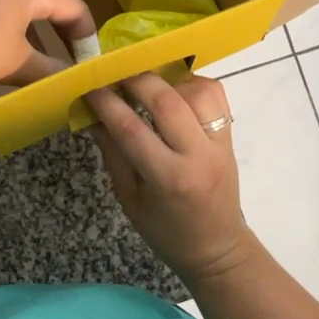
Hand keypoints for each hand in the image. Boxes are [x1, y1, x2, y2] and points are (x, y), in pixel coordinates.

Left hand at [0, 0, 95, 96]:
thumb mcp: (17, 65)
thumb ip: (49, 70)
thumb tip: (70, 79)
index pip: (72, 5)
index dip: (86, 35)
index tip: (90, 62)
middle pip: (45, 2)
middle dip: (59, 34)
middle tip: (68, 62)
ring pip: (18, 8)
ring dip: (32, 37)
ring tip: (35, 66)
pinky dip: (7, 34)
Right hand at [86, 73, 258, 286]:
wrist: (216, 247)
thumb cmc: (165, 231)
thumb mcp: (129, 197)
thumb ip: (113, 153)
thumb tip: (91, 116)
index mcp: (167, 178)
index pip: (131, 129)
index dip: (106, 104)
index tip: (88, 87)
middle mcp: (197, 155)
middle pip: (166, 102)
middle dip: (135, 80)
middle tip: (113, 72)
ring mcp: (219, 143)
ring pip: (197, 91)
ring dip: (168, 80)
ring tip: (145, 81)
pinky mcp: (230, 136)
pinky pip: (216, 96)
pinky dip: (192, 84)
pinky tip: (173, 89)